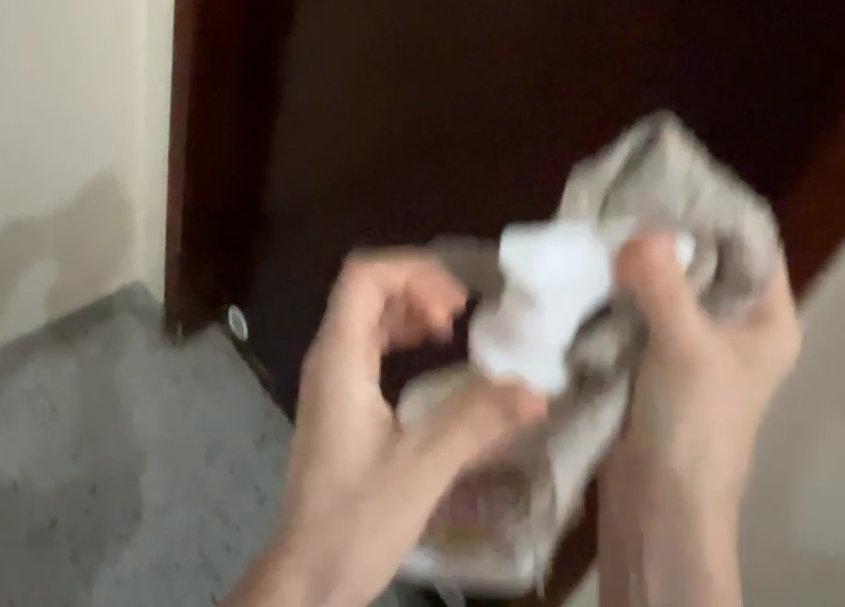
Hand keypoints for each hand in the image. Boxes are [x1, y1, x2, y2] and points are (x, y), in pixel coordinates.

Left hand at [226, 251, 547, 606]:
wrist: (308, 572)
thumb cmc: (356, 518)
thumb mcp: (422, 468)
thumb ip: (475, 422)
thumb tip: (536, 390)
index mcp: (338, 358)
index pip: (362, 277)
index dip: (411, 271)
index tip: (456, 303)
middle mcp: (329, 357)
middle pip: (365, 290)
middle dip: (416, 287)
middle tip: (461, 315)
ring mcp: (331, 379)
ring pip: (366, 316)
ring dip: (408, 310)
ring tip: (451, 330)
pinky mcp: (340, 401)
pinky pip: (368, 345)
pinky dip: (401, 336)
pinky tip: (432, 356)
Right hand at [598, 232, 801, 606]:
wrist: (658, 500)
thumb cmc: (695, 424)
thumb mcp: (686, 348)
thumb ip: (664, 285)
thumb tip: (640, 229)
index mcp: (765, 318)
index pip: (750, 244)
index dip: (714, 212)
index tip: (666, 182)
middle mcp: (731, 321)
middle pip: (701, 257)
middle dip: (663, 231)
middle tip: (619, 200)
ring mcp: (688, 337)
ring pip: (663, 278)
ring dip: (633, 257)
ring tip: (596, 225)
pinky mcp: (648, 350)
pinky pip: (634, 302)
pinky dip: (614, 282)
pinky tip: (585, 263)